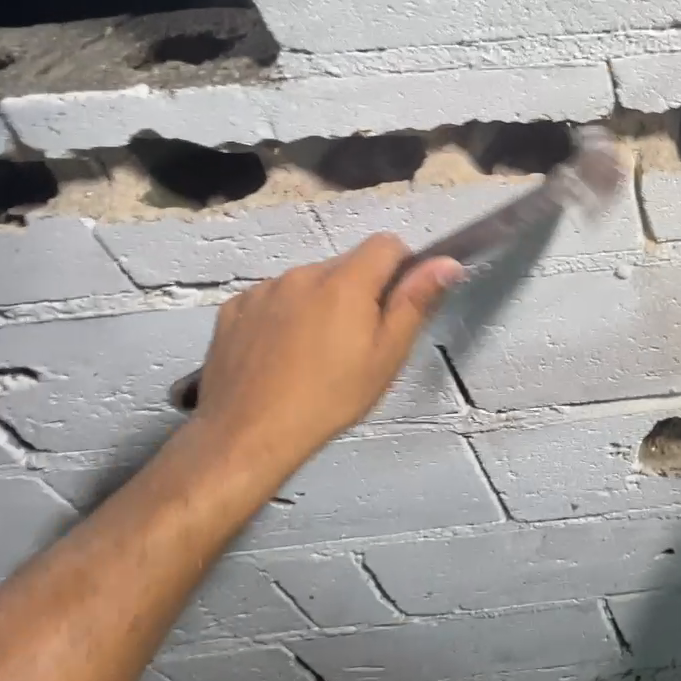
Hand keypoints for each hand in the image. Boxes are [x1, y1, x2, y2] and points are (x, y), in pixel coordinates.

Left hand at [189, 236, 463, 470]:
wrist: (247, 436)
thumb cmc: (331, 396)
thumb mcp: (388, 353)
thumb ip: (417, 300)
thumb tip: (448, 262)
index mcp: (346, 282)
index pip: (386, 244)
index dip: (400, 267)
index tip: (395, 304)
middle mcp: (303, 274)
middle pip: (347, 264)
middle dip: (360, 289)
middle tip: (358, 338)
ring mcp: (263, 291)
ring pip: (309, 282)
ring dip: (321, 301)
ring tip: (315, 350)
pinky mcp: (232, 310)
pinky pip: (273, 298)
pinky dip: (284, 314)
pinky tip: (281, 352)